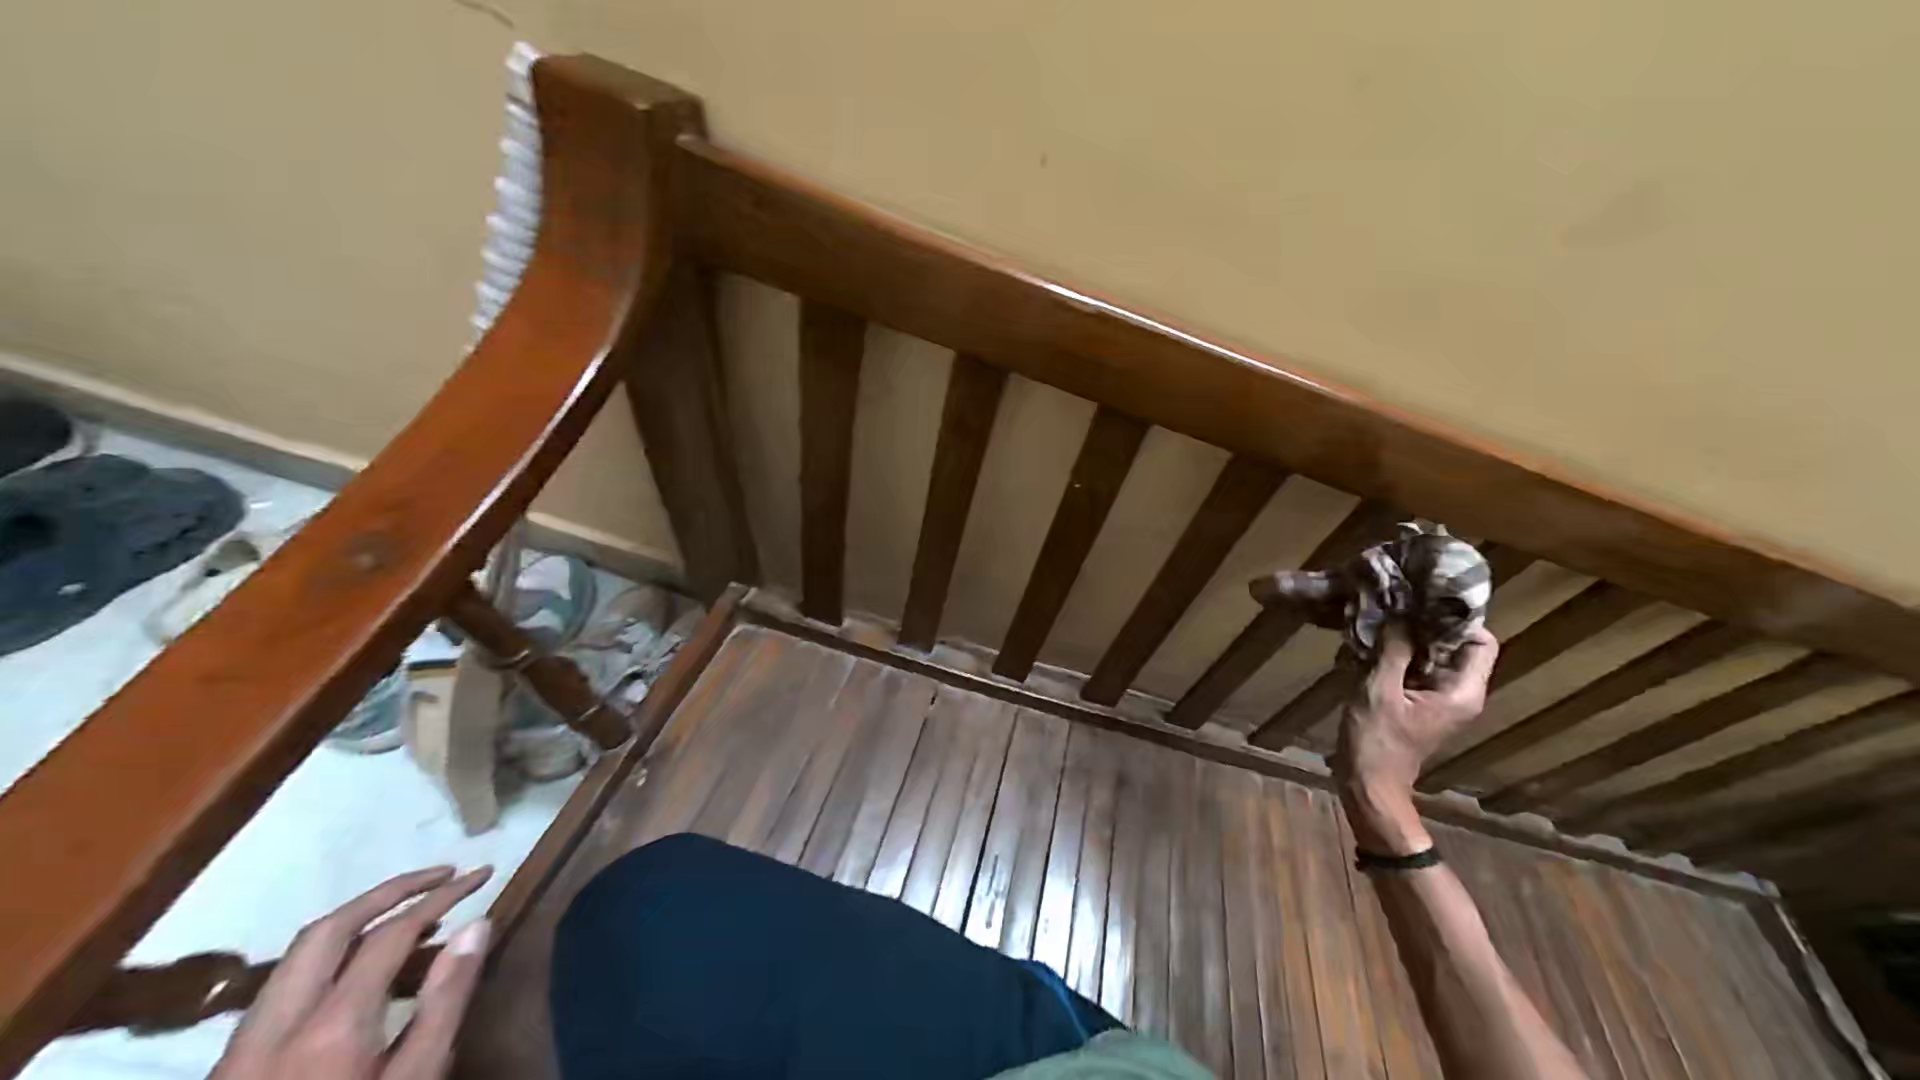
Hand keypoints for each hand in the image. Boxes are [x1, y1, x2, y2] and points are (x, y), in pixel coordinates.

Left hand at [212, 865, 493, 1079]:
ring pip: (296, 954)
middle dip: (391, 891)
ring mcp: (243, 1046)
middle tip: (443, 877)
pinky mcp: (231, 1066)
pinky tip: (362, 967)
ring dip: (358, 919)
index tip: (483, 876)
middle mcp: (278, 1023)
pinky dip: (331, 954)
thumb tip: (478, 925)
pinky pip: (284, 984)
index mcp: (332, 1027)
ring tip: (410, 912)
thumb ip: (445, 1002)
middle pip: (330, 928)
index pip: (393, 933)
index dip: (443, 897)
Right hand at [1334, 624, 1498, 854]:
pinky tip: (1364, 647)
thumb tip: (1399, 615)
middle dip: (1422, 624)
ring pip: (1430, 655)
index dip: (1456, 618)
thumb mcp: (1379, 691)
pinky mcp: (1416, 702)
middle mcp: (1458, 692)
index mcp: (1462, 691)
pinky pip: (1412, 668)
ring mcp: (1437, 698)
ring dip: (1403, 639)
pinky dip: (1393, 655)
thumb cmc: (1377, 740)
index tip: (1421, 600)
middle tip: (1391, 605)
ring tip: (1373, 622)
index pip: (1481, 641)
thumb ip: (1393, 652)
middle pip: (1453, 645)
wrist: (1368, 784)